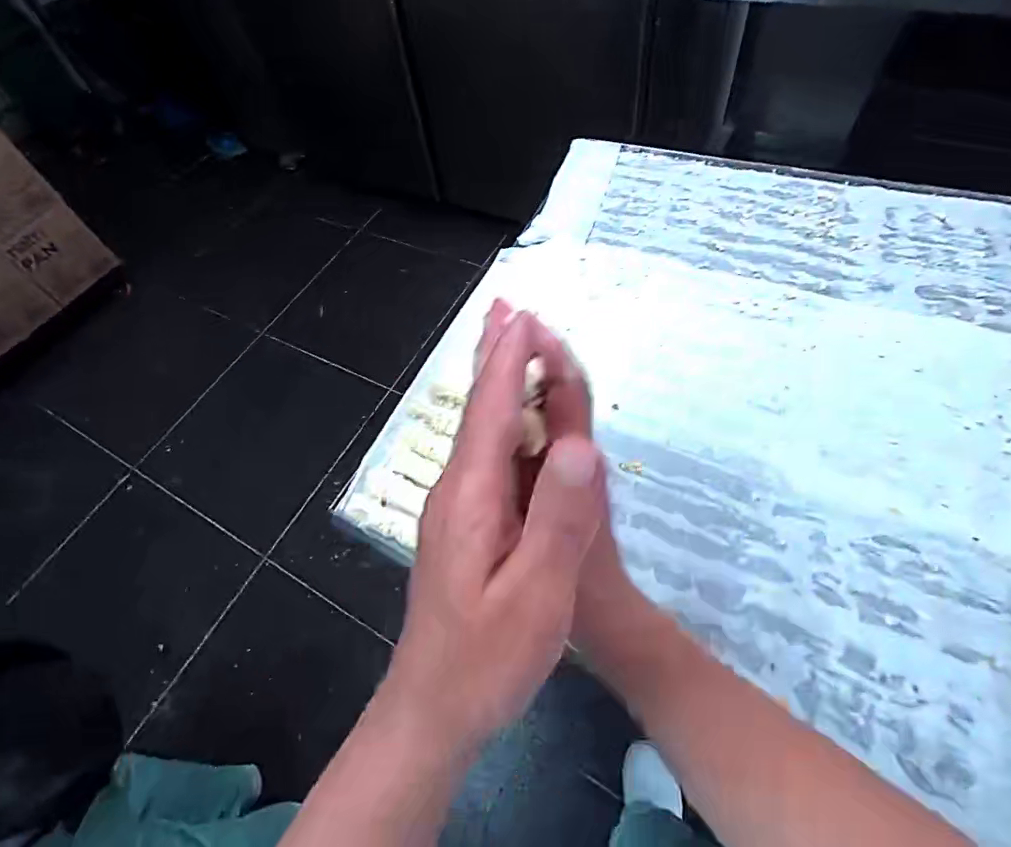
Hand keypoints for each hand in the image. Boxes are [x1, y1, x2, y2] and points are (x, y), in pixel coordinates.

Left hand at [376, 301, 606, 756]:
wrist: (432, 705)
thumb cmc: (486, 658)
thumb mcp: (536, 597)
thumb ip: (557, 520)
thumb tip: (579, 443)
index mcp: (471, 495)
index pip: (491, 411)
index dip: (509, 360)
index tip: (524, 314)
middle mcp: (456, 489)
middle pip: (478, 410)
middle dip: (493, 356)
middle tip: (505, 305)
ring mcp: (455, 506)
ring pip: (479, 431)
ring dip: (496, 383)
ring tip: (508, 343)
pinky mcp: (462, 524)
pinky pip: (484, 456)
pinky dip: (499, 420)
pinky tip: (508, 421)